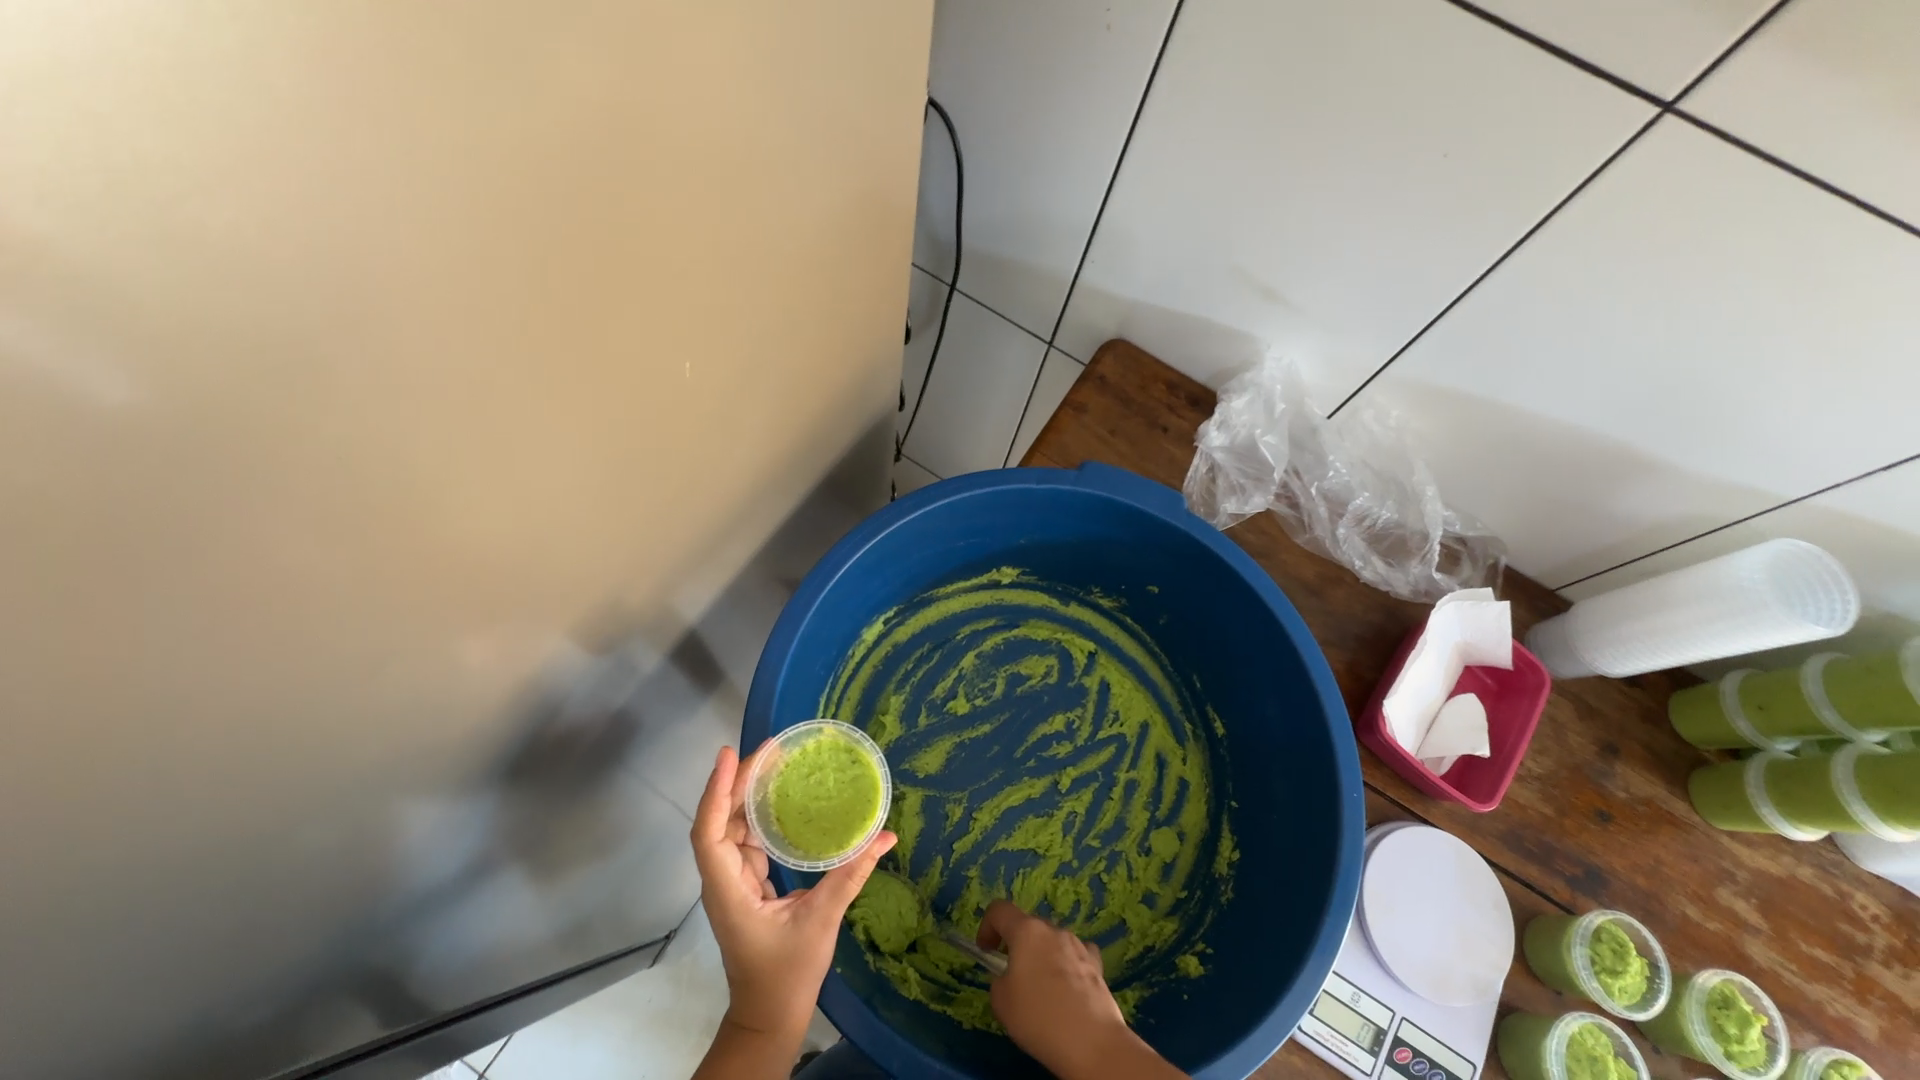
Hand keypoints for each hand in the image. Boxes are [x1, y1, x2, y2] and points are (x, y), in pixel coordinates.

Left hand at [691, 745, 895, 1038]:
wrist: (770, 1015)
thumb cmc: (787, 974)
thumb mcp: (821, 921)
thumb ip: (850, 876)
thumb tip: (885, 835)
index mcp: (727, 888)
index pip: (709, 831)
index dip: (716, 791)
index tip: (729, 754)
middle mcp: (723, 879)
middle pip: (720, 820)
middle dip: (739, 781)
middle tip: (772, 748)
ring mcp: (733, 882)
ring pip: (733, 828)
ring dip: (748, 795)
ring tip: (776, 763)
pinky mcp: (747, 886)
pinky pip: (748, 841)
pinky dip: (760, 816)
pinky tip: (782, 800)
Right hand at [977, 900, 1185, 1079]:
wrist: (1091, 1041)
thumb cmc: (1038, 1017)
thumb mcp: (1001, 1000)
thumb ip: (1000, 979)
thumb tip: (1012, 977)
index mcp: (1026, 931)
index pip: (999, 910)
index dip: (986, 926)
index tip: (985, 951)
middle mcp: (1053, 930)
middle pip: (1028, 926)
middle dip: (1016, 945)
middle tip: (1012, 976)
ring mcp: (1078, 945)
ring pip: (1052, 941)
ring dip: (1042, 956)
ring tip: (1042, 989)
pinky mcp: (1097, 964)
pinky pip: (1075, 955)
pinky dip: (1067, 965)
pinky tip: (1068, 988)